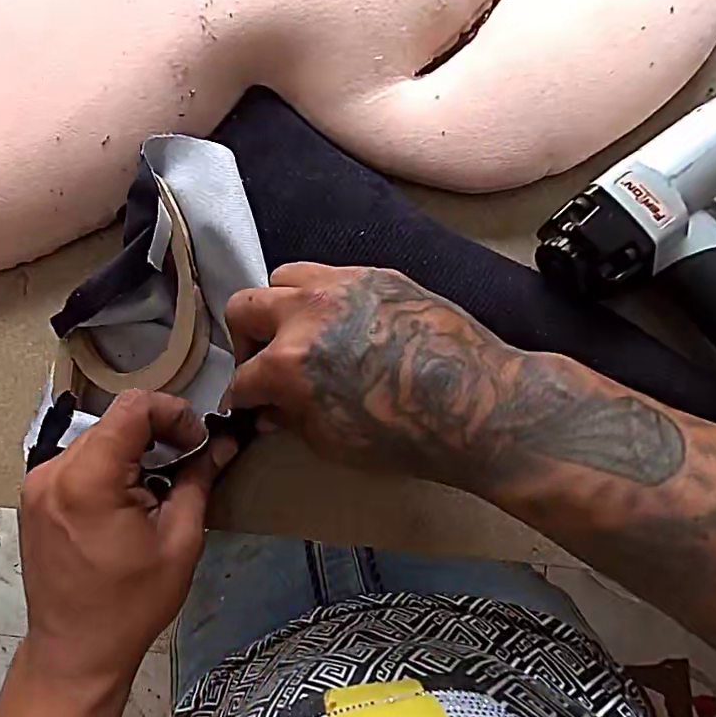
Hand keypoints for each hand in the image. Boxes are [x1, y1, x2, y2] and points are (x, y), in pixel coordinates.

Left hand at [18, 390, 235, 691]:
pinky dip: (110, 468)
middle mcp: (53, 472)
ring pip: (98, 438)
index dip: (174, 414)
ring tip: (157, 490)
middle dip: (158, 435)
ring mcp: (37, 484)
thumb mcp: (181, 541)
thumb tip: (220, 444)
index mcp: (87, 479)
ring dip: (134, 452)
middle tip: (186, 466)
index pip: (134, 407)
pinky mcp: (35, 498)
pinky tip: (128, 502)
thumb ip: (199, 480)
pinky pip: (79, 461)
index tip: (196, 442)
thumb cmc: (129, 606)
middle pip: (115, 421)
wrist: (76, 650)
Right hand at [225, 264, 534, 491]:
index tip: (246, 405)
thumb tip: (270, 410)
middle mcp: (305, 313)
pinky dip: (321, 299)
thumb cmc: (402, 435)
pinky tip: (342, 324)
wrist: (475, 404)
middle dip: (244, 341)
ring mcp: (342, 285)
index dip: (239, 398)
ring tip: (300, 334)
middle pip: (243, 308)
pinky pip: (330, 276)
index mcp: (288, 362)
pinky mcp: (376, 275)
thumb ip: (289, 418)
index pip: (242, 377)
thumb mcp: (329, 441)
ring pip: (283, 278)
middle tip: (263, 363)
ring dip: (279, 308)